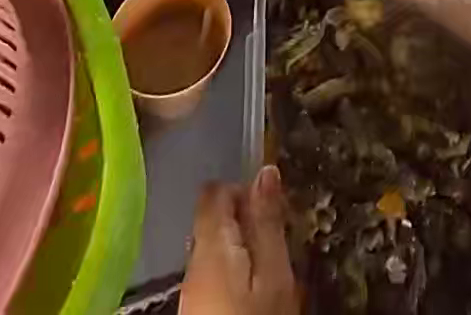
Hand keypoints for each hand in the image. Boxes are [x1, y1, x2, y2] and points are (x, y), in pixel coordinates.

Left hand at [181, 166, 297, 314]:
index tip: (272, 208)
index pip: (215, 191)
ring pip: (217, 250)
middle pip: (215, 221)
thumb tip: (266, 170)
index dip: (243, 188)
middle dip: (248, 222)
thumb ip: (267, 222)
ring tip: (273, 272)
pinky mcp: (196, 312)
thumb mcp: (274, 276)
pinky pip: (215, 277)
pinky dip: (237, 276)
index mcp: (210, 245)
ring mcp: (191, 292)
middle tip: (279, 243)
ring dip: (245, 251)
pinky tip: (257, 297)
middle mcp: (192, 263)